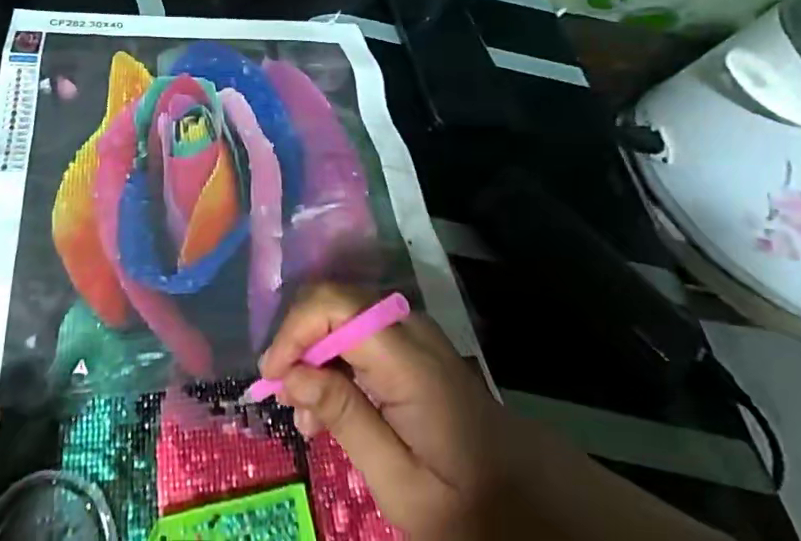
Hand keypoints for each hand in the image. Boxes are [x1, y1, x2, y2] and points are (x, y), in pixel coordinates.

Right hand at [258, 284, 527, 539]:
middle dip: (297, 342)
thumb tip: (291, 374)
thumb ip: (346, 419)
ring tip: (306, 415)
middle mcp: (410, 329)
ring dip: (312, 353)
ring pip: (339, 313)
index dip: (294, 330)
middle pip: (333, 302)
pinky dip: (332, 357)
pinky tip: (329, 403)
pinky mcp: (411, 339)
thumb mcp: (400, 482)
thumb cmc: (464, 499)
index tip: (273, 377)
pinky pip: (356, 328)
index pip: (336, 306)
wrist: (528, 496)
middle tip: (285, 399)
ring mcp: (413, 329)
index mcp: (410, 362)